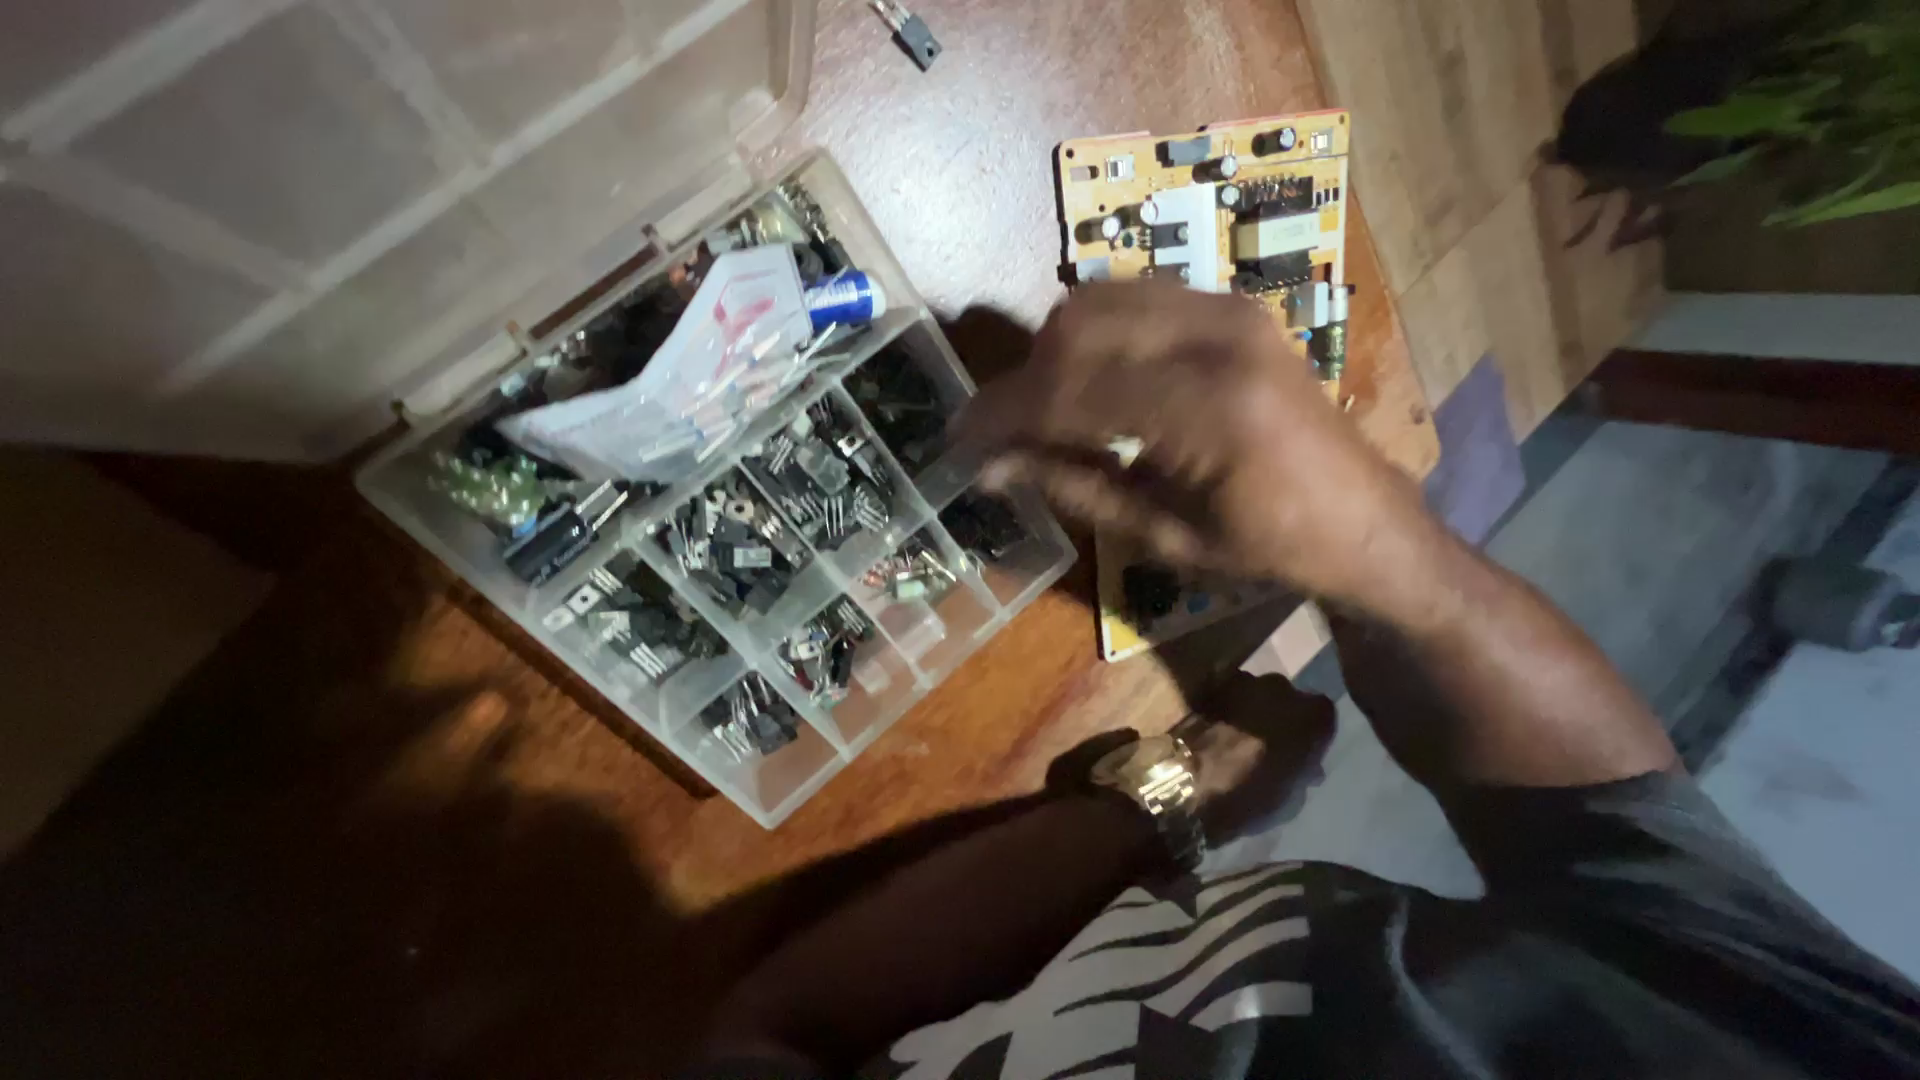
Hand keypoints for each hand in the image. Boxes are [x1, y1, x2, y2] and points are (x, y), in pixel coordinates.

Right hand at [954, 282, 1438, 612]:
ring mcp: (1227, 309)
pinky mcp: (1232, 304)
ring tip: (1045, 410)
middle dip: (1022, 382)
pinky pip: (1133, 296)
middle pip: (1073, 329)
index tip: (958, 442)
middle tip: (1004, 435)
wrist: (1362, 519)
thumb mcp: (1161, 535)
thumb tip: (988, 468)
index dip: (1001, 415)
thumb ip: (1071, 486)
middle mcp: (1215, 337)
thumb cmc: (1267, 547)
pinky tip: (1092, 378)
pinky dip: (1094, 332)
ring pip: (1096, 301)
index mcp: (1205, 410)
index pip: (1067, 391)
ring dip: (1054, 353)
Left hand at [1179, 674, 1336, 843]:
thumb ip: (1303, 767)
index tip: (1301, 752)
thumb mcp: (1293, 792)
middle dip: (1280, 716)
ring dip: (1250, 709)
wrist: (1190, 785)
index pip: (1322, 715)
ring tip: (1236, 736)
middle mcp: (1281, 687)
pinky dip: (1225, 708)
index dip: (1311, 734)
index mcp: (1311, 714)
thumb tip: (1306, 764)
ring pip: (1255, 693)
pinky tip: (1215, 728)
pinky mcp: (1210, 685)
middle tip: (1267, 742)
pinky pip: (1227, 695)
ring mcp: (1243, 681)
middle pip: (1287, 698)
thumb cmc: (1250, 796)